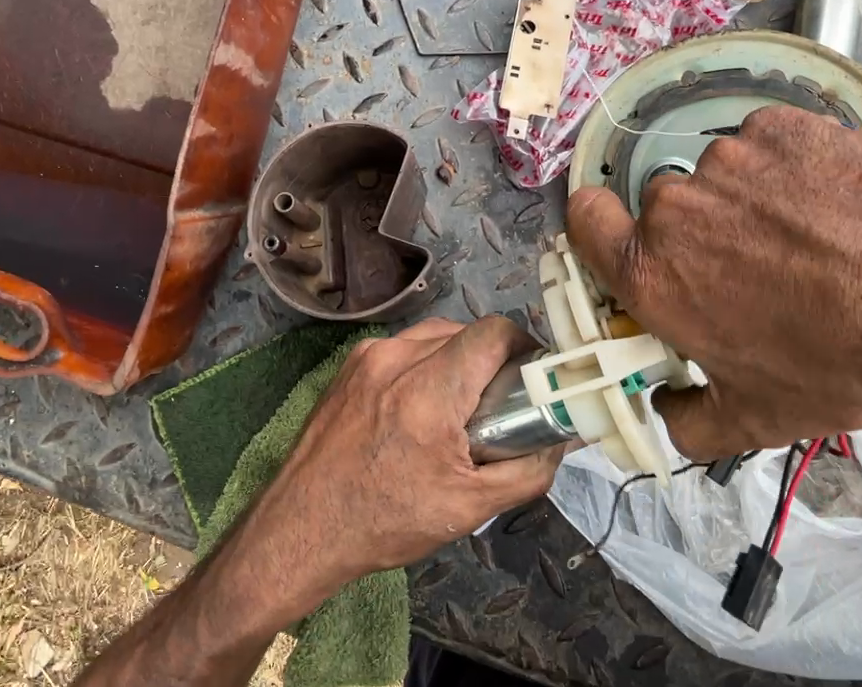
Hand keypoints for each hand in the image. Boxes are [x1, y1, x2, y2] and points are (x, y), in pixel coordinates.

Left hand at [236, 316, 565, 608]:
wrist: (301, 528)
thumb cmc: (386, 520)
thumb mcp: (469, 508)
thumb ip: (527, 470)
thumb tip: (561, 438)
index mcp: (429, 390)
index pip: (494, 332)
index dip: (523, 348)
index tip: (531, 380)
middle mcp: (396, 358)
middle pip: (466, 332)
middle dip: (491, 362)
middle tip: (498, 406)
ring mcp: (368, 355)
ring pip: (435, 336)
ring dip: (458, 361)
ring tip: (458, 410)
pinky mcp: (350, 363)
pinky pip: (405, 348)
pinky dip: (425, 366)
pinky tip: (419, 409)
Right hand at [567, 106, 861, 459]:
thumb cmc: (848, 363)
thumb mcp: (759, 419)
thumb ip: (687, 423)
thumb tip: (663, 411)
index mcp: (653, 275)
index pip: (584, 219)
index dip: (601, 228)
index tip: (632, 241)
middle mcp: (676, 208)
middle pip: (665, 208)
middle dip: (700, 233)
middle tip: (762, 266)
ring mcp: (728, 160)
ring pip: (722, 177)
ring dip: (751, 201)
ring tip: (817, 236)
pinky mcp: (779, 126)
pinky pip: (766, 146)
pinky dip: (790, 168)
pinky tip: (838, 202)